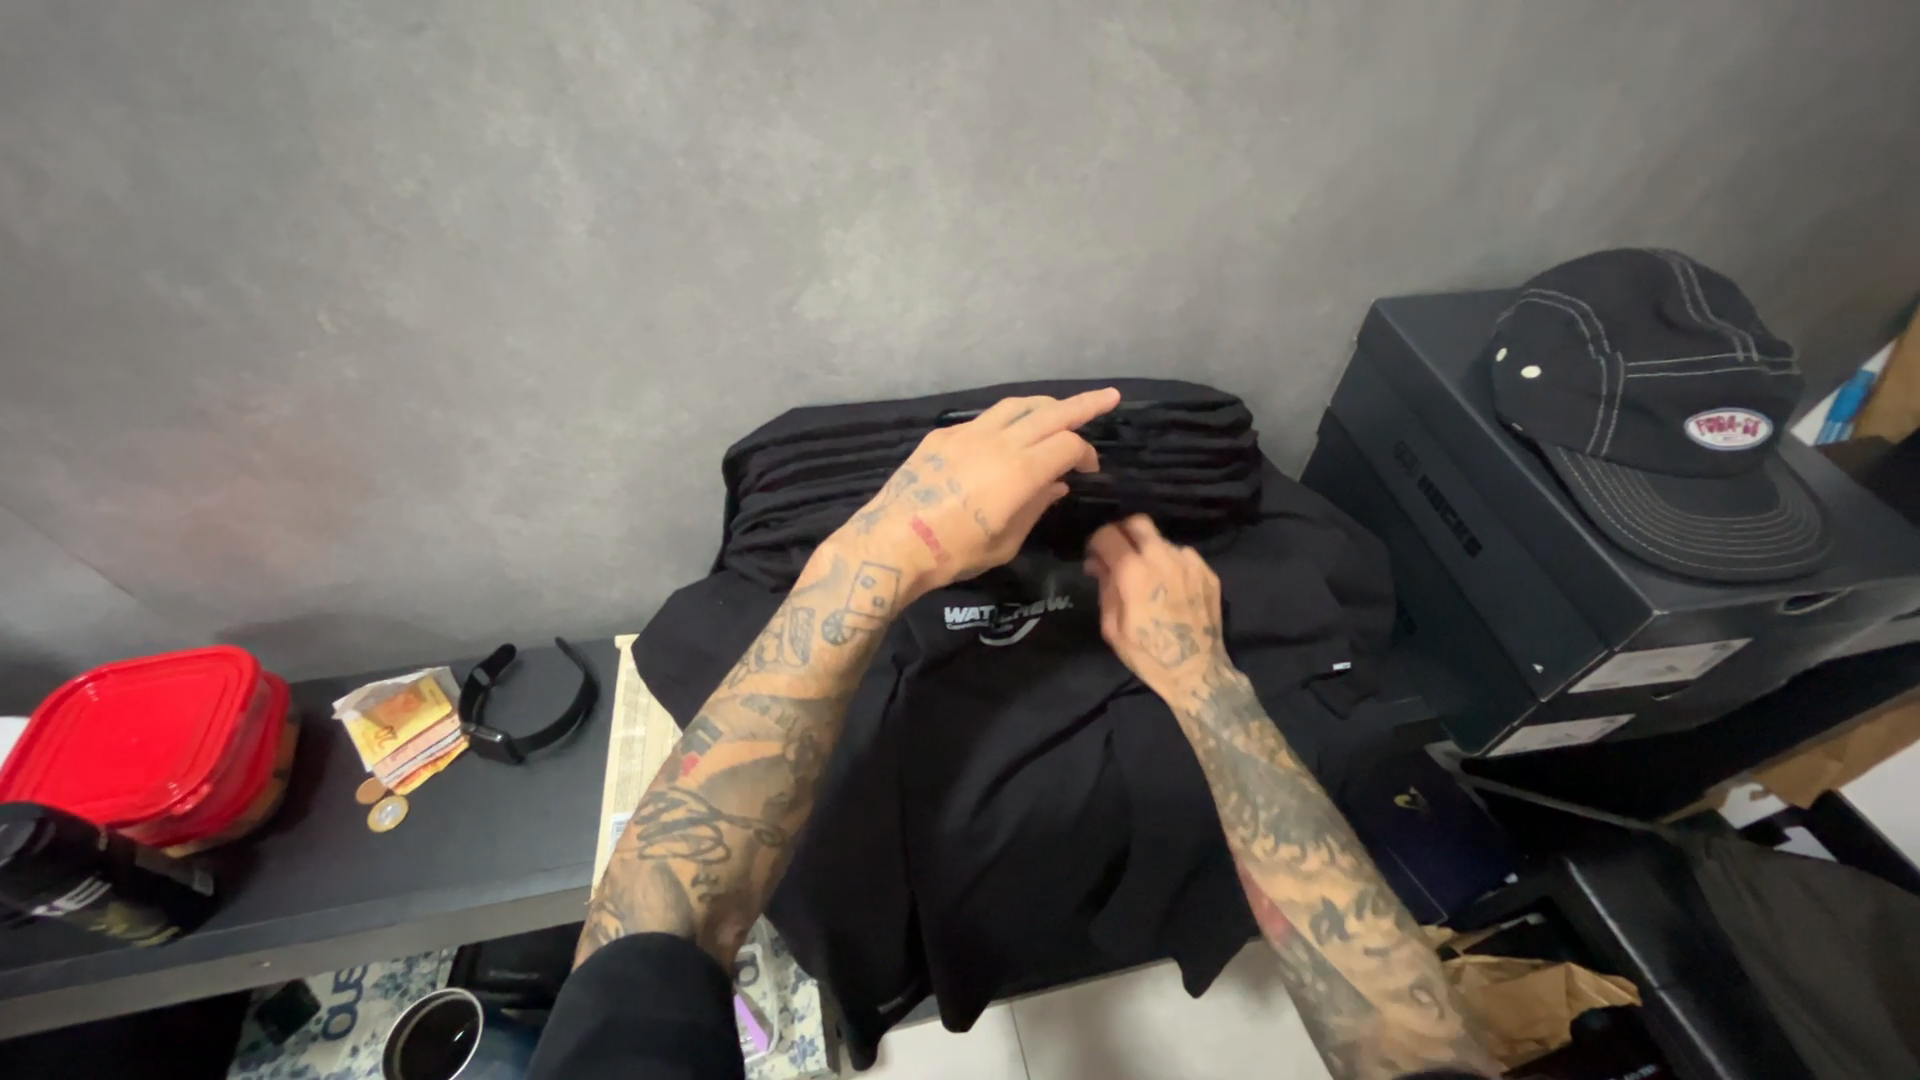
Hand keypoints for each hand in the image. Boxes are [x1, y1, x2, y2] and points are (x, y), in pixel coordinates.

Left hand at [830, 389, 1121, 601]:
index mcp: (1020, 471)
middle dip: (1084, 404)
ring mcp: (967, 434)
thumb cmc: (954, 553)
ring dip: (1042, 405)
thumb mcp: (1006, 541)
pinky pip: (983, 420)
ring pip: (1015, 406)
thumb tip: (1057, 485)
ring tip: (1058, 409)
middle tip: (1109, 397)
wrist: (893, 543)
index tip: (1089, 470)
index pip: (1068, 445)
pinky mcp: (942, 437)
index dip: (1086, 454)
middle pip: (1050, 412)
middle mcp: (998, 442)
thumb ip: (1036, 507)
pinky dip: (1005, 422)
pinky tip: (1005, 437)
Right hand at [1085, 514, 1232, 701]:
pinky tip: (1169, 585)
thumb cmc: (1146, 654)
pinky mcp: (1208, 572)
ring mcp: (1189, 563)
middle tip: (1117, 553)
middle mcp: (1163, 558)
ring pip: (1161, 540)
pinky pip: (1182, 555)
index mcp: (1134, 572)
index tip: (1094, 557)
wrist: (1197, 672)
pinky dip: (1170, 563)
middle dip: (1122, 532)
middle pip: (1138, 522)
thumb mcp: (1112, 626)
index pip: (1108, 534)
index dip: (1096, 543)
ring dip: (1148, 550)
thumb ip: (1104, 587)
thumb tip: (1098, 564)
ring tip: (1147, 574)